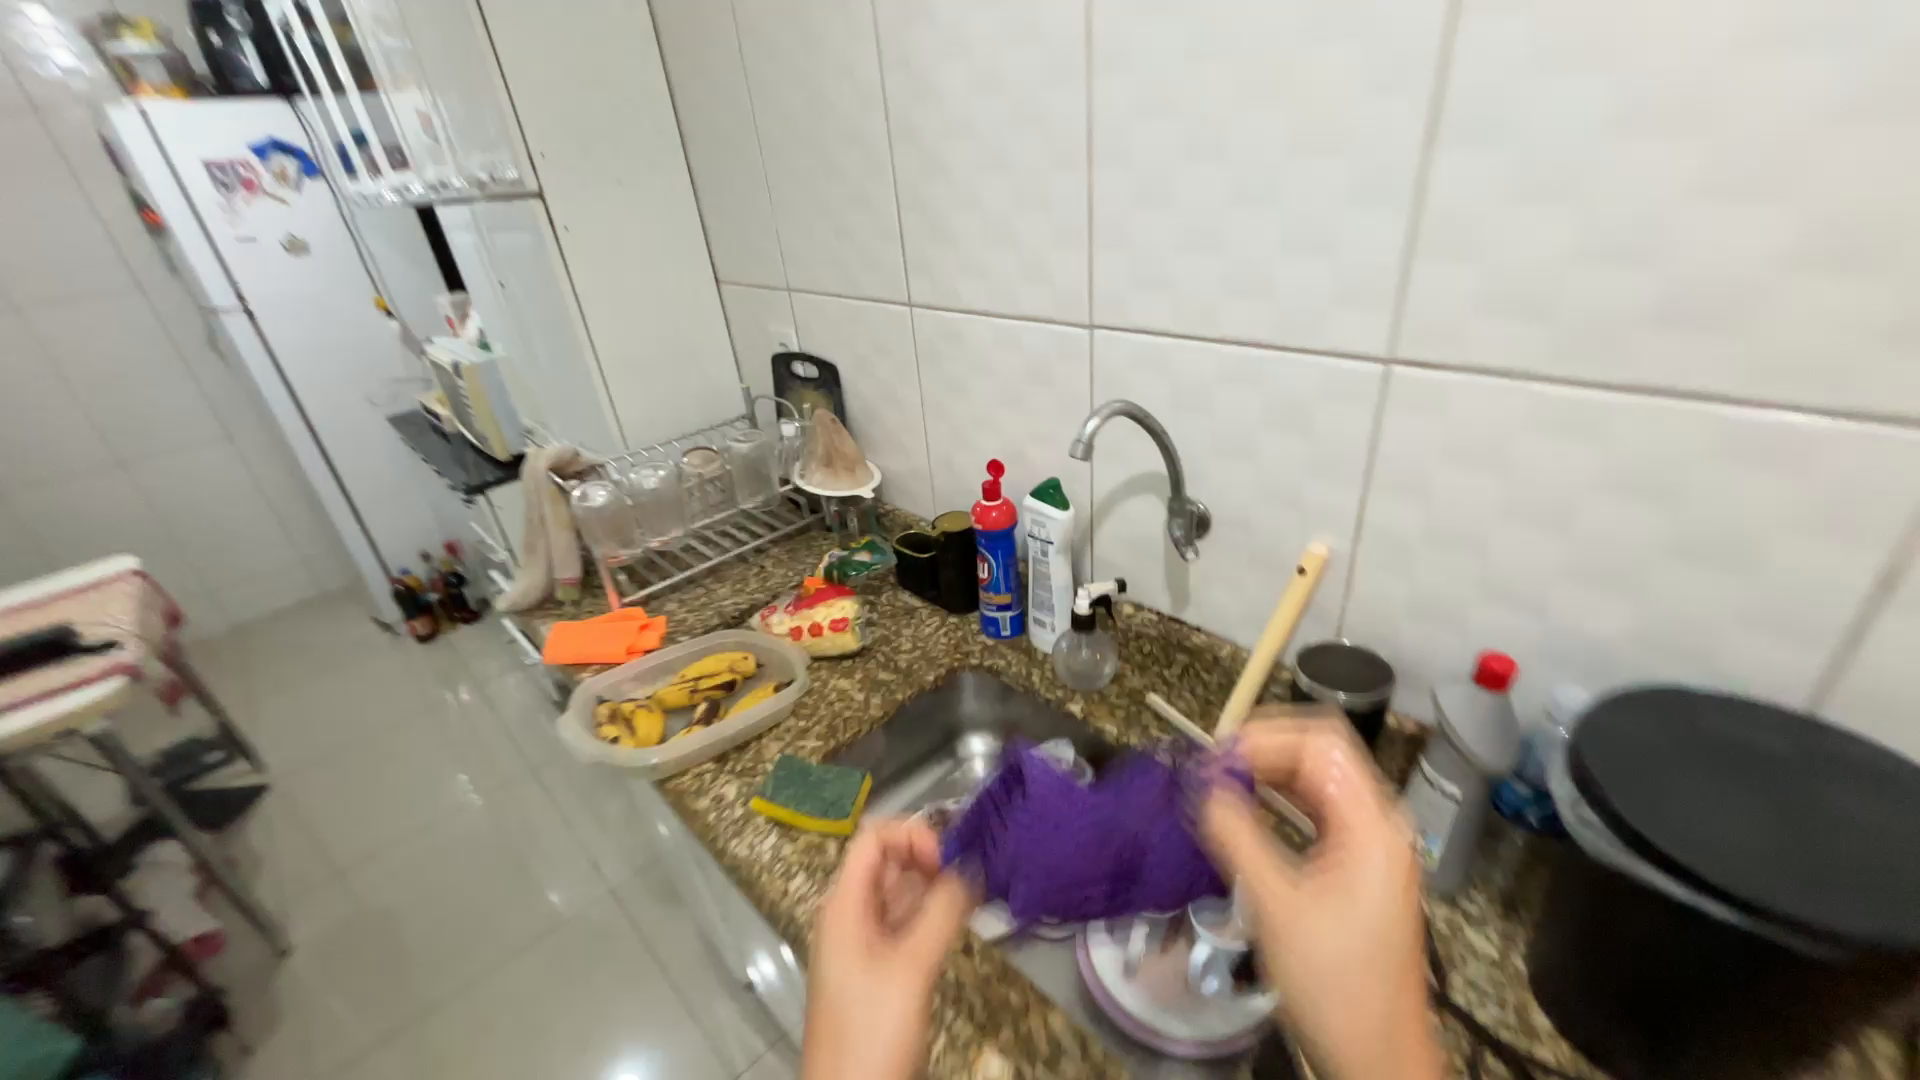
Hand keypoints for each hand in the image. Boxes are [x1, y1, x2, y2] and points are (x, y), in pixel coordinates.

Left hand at [802, 817, 977, 1079]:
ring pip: (900, 892)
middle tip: (970, 875)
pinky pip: (904, 921)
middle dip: (928, 858)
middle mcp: (851, 911)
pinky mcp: (879, 964)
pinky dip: (931, 913)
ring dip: (934, 885)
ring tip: (973, 892)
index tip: (947, 861)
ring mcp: (864, 939)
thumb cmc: (872, 1028)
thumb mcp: (912, 966)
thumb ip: (943, 910)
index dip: (911, 836)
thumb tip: (972, 863)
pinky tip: (960, 917)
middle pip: (888, 861)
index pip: (874, 837)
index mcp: (844, 902)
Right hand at [1199, 710, 1442, 1079]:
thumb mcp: (1274, 905)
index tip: (1215, 757)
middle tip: (1213, 765)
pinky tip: (1245, 806)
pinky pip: (1317, 808)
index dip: (1264, 738)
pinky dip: (1279, 798)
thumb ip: (1234, 834)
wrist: (1378, 1058)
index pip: (1320, 745)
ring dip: (1269, 771)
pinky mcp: (1357, 864)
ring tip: (1220, 780)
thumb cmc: (1333, 984)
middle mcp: (1378, 823)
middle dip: (1264, 749)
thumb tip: (1200, 786)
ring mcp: (1371, 844)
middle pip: (1321, 753)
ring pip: (1317, 778)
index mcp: (1371, 825)